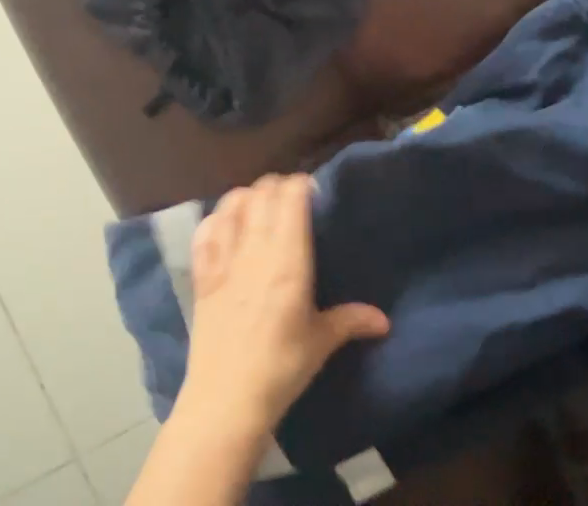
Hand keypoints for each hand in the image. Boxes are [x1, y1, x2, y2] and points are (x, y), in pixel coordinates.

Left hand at [176, 173, 389, 437]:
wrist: (224, 402)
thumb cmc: (280, 369)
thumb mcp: (321, 343)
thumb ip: (351, 321)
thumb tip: (385, 320)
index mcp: (288, 260)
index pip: (291, 198)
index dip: (302, 185)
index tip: (314, 192)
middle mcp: (255, 251)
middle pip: (262, 193)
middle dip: (278, 186)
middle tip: (293, 200)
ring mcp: (224, 262)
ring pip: (232, 205)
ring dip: (248, 196)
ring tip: (261, 205)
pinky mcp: (202, 278)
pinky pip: (205, 233)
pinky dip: (216, 219)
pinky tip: (226, 224)